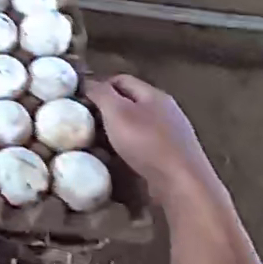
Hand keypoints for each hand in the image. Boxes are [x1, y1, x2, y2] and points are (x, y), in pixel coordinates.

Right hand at [86, 74, 218, 199]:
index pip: (120, 80)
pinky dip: (127, 146)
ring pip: (134, 124)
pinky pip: (142, 143)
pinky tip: (118, 158)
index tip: (80, 102)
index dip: (98, 86)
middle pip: (128, 102)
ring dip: (114, 131)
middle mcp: (165, 110)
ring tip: (97, 143)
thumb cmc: (146, 142)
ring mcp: (170, 133)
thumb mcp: (116, 111)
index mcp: (153, 94)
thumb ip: (100, 93)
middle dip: (105, 110)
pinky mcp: (171, 154)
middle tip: (85, 123)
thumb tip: (87, 82)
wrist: (182, 183)